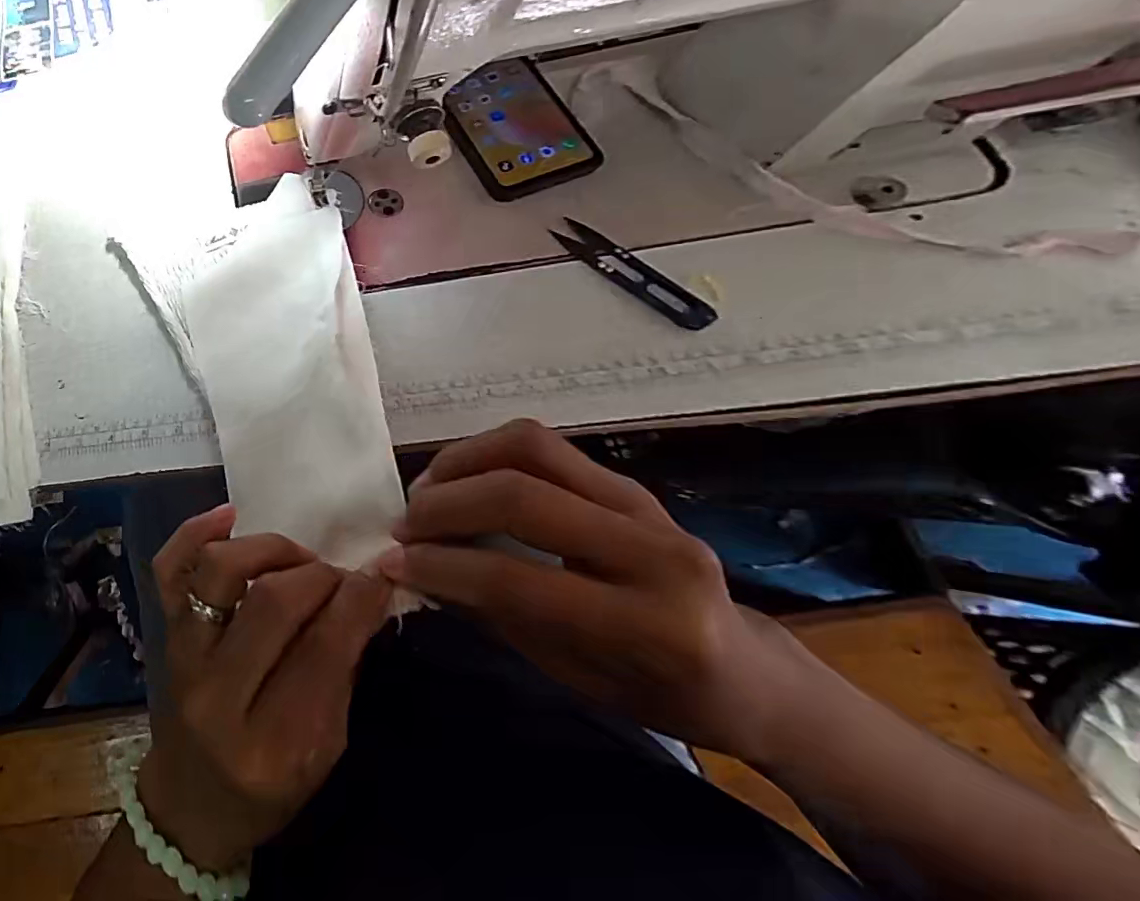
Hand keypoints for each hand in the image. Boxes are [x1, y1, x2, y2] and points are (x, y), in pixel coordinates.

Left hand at [139, 504, 393, 870]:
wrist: (189, 801)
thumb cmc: (266, 788)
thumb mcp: (325, 749)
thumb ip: (343, 671)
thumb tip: (366, 593)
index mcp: (271, 744)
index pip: (322, 651)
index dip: (357, 601)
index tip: (378, 575)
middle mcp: (217, 695)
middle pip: (273, 604)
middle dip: (320, 576)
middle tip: (341, 575)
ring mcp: (180, 657)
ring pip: (219, 573)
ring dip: (269, 550)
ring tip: (297, 559)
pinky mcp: (160, 632)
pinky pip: (169, 568)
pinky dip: (195, 532)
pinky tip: (230, 517)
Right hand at [377, 419, 829, 759]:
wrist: (748, 672)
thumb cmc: (658, 694)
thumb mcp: (573, 676)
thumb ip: (498, 615)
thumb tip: (418, 569)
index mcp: (649, 624)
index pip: (517, 578)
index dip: (442, 566)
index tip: (391, 563)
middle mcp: (653, 549)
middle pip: (521, 496)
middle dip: (444, 506)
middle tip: (403, 526)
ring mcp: (643, 503)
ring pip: (531, 447)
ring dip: (462, 462)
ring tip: (425, 491)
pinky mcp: (627, 482)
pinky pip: (544, 446)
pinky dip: (487, 453)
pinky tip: (462, 478)